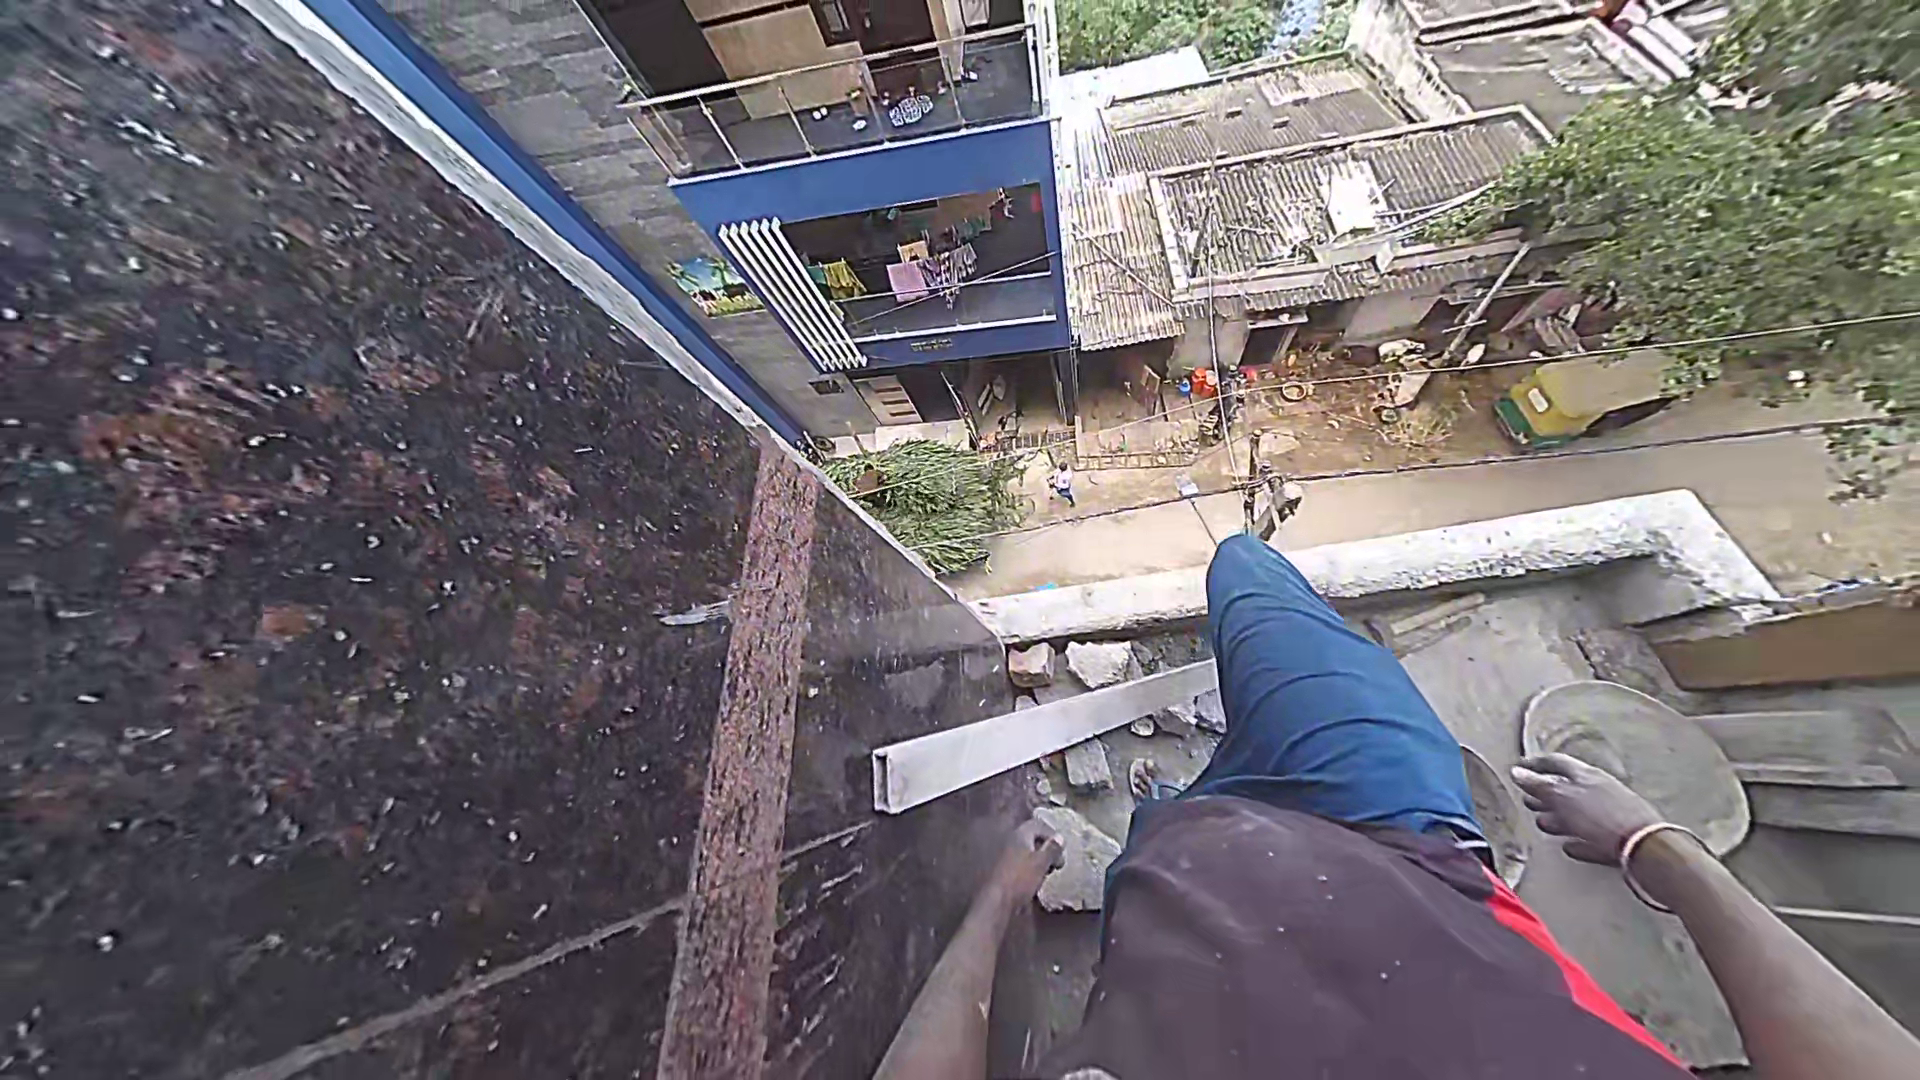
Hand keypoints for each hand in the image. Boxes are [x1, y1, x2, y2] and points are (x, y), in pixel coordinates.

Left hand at [989, 818, 1063, 903]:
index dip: (1051, 834)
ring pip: (1030, 851)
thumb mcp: (1040, 863)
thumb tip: (1060, 837)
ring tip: (1051, 871)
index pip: (1038, 825)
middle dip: (1048, 848)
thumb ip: (1051, 849)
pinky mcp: (1008, 869)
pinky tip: (1040, 879)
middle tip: (1058, 861)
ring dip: (1042, 859)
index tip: (1062, 848)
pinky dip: (1034, 867)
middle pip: (1034, 838)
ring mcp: (1009, 855)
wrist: (999, 900)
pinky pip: (1025, 863)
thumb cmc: (1021, 878)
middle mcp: (1013, 840)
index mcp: (1020, 834)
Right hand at [1510, 752, 1663, 864]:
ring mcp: (1613, 815)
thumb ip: (1536, 784)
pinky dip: (1579, 839)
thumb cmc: (1600, 816)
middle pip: (1565, 788)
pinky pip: (1593, 837)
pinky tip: (1570, 847)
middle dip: (1544, 794)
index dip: (1534, 763)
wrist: (1650, 852)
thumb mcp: (1560, 795)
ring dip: (1558, 818)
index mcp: (1586, 775)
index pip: (1554, 761)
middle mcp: (1600, 791)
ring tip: (1544, 824)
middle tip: (1527, 799)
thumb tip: (1516, 772)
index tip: (1517, 768)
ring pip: (1578, 813)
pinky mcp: (1622, 840)